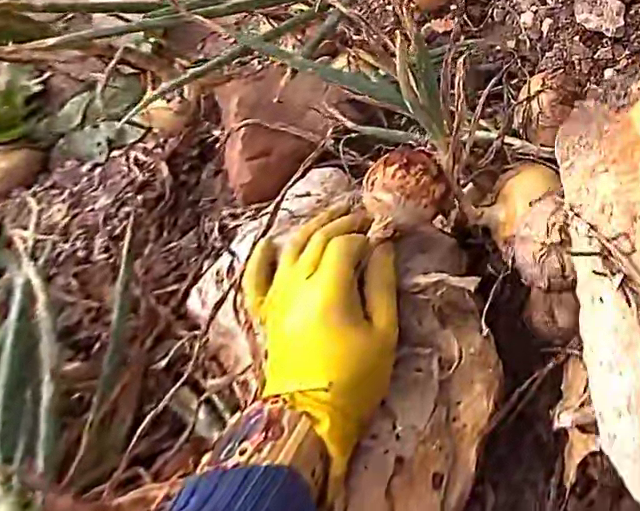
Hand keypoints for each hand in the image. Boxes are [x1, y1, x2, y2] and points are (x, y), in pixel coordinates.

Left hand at [244, 208, 398, 503]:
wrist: (307, 426)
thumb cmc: (353, 382)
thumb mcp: (383, 333)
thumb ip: (382, 284)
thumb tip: (383, 246)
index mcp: (328, 292)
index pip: (345, 243)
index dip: (366, 233)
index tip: (383, 235)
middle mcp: (297, 288)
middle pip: (318, 238)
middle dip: (345, 220)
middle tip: (366, 214)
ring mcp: (277, 300)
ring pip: (291, 247)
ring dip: (314, 224)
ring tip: (336, 211)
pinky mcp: (266, 315)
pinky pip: (256, 279)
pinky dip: (262, 256)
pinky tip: (275, 240)